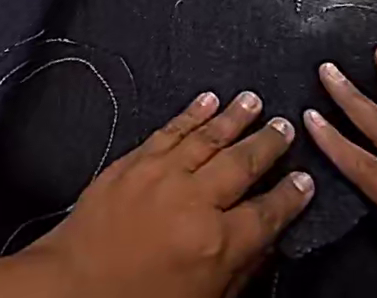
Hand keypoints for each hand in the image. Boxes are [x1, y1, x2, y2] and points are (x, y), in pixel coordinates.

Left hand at [23, 90, 313, 297]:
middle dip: (268, 144)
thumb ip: (236, 273)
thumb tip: (263, 243)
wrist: (71, 292)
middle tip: (286, 126)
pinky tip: (208, 99)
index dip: (290, 197)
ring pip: (209, 136)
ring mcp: (164, 174)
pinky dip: (192, 112)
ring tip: (254, 100)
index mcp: (215, 245)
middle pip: (243, 164)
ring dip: (235, 116)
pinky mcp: (136, 159)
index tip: (305, 179)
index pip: (266, 214)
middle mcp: (195, 202)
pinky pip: (171, 129)